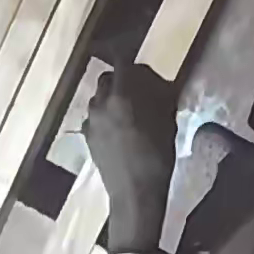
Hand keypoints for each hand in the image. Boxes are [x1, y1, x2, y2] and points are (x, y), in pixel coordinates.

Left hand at [83, 60, 176, 253]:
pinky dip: (104, 116)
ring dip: (111, 98)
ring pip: (98, 97)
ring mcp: (91, 119)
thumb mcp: (167, 121)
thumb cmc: (157, 155)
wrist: (135, 191)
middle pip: (107, 78)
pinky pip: (94, 116)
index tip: (141, 67)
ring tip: (127, 111)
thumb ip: (160, 96)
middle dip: (121, 80)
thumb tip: (158, 83)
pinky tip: (117, 129)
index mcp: (122, 95)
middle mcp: (101, 102)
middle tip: (137, 90)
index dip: (132, 62)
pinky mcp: (86, 135)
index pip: (122, 62)